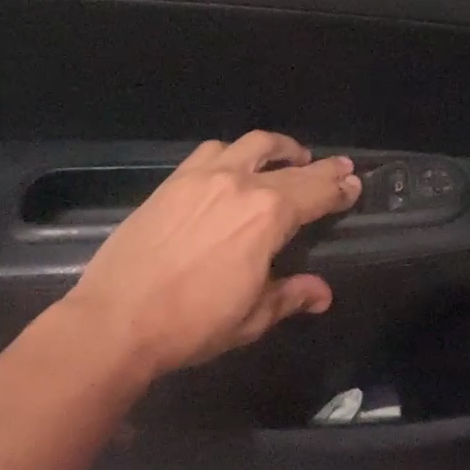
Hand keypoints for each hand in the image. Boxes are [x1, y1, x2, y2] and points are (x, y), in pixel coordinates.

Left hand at [58, 131, 361, 380]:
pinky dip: (232, 152)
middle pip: (293, 166)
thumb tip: (322, 293)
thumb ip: (290, 296)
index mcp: (270, 216)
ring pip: (254, 144)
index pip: (318, 192)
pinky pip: (212, 151)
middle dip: (320, 167)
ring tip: (289, 156)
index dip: (340, 188)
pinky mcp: (174, 180)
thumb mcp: (250, 318)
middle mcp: (243, 184)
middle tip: (337, 169)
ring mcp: (206, 176)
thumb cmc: (191, 325)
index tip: (354, 185)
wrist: (114, 322)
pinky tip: (233, 165)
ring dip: (279, 148)